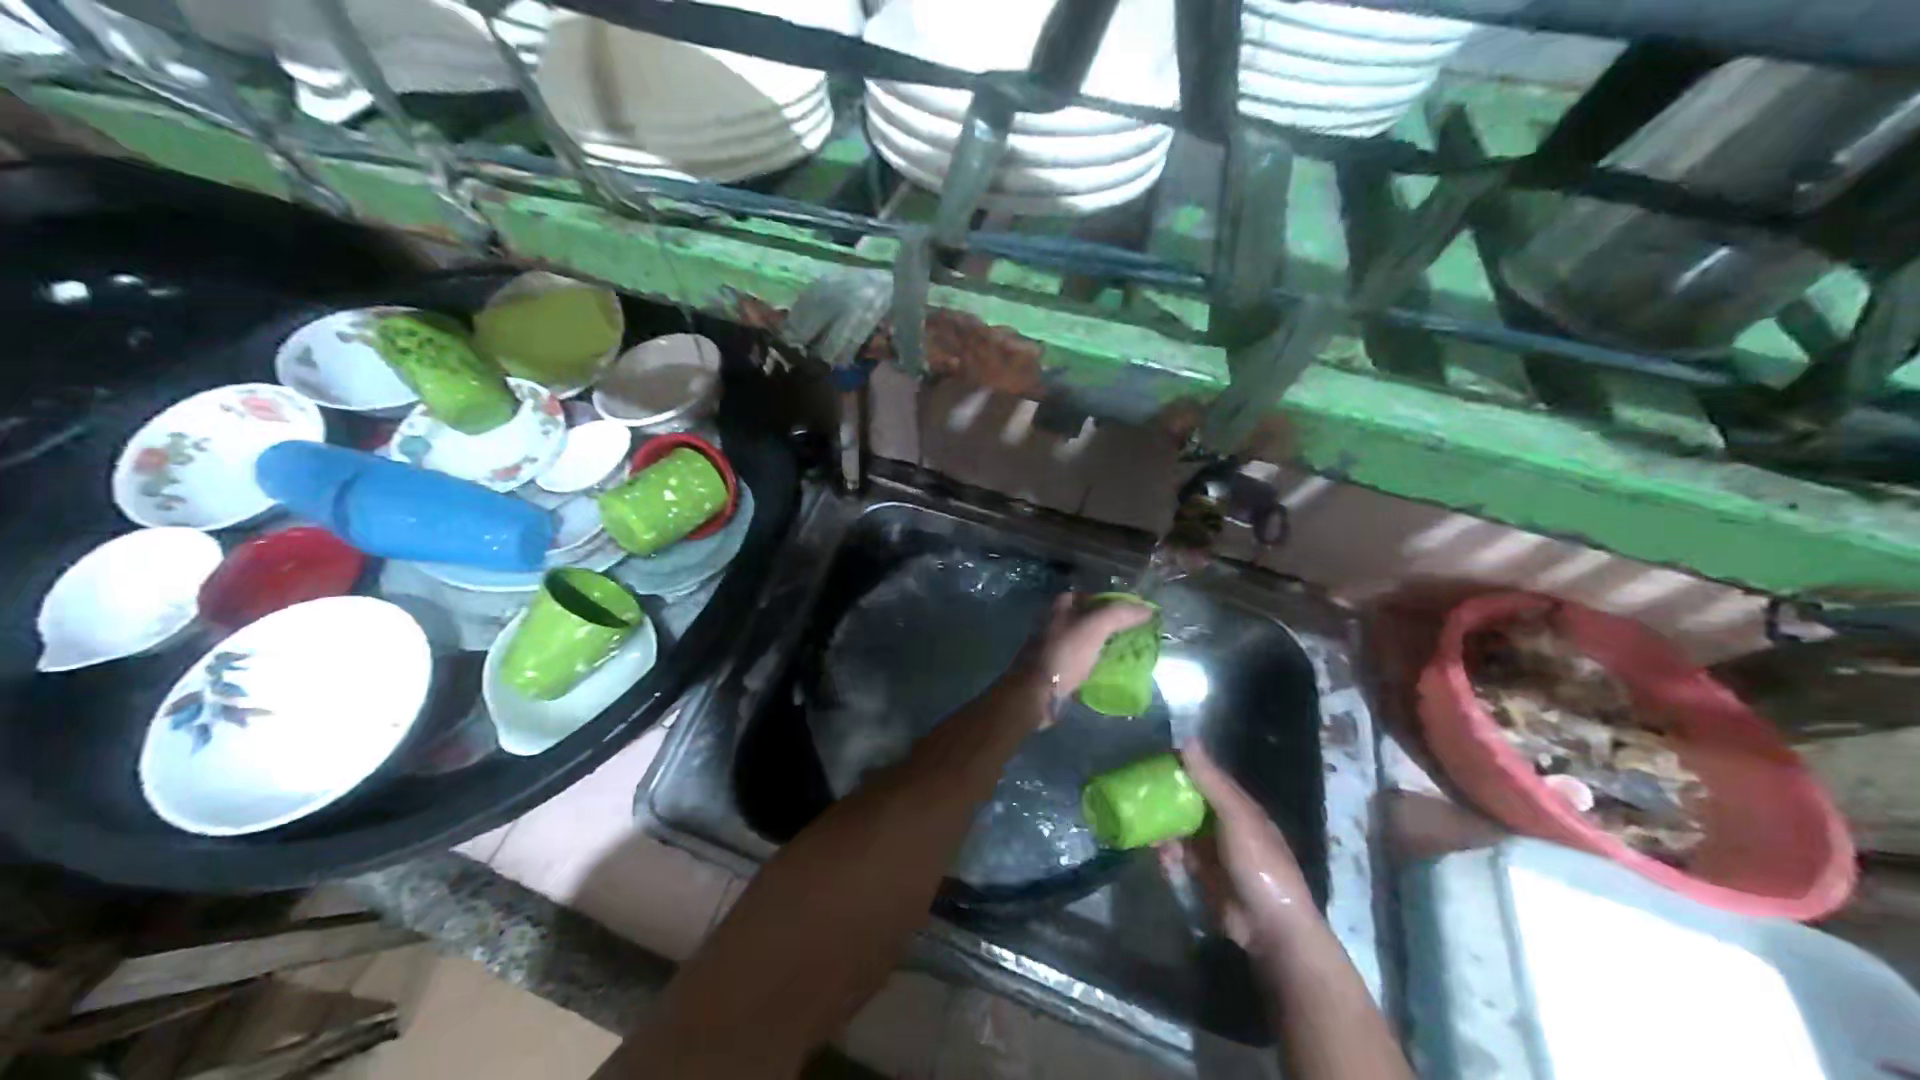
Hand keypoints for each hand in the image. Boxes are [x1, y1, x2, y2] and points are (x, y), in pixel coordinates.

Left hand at [1007, 593, 1152, 700]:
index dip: (1103, 600)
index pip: (1083, 596)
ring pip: (1081, 643)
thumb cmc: (1064, 653)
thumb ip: (1120, 614)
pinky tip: (1108, 672)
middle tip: (1129, 633)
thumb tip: (1147, 608)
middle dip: (1104, 625)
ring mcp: (1052, 650)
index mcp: (1058, 610)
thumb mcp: (1095, 627)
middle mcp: (1052, 626)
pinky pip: (1078, 665)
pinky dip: (1092, 666)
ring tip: (1124, 653)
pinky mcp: (1054, 672)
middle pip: (1082, 620)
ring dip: (1100, 647)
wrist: (1036, 692)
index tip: (1126, 611)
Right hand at [1160, 741, 1317, 954]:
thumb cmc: (1259, 864)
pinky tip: (1158, 856)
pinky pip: (1176, 858)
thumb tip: (1188, 740)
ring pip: (1178, 831)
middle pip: (1187, 804)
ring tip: (1142, 829)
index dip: (1180, 767)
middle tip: (1135, 794)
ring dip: (1161, 829)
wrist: (1271, 929)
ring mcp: (1211, 853)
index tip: (1150, 760)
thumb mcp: (1236, 817)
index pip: (1204, 778)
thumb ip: (1211, 781)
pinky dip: (1165, 855)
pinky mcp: (1201, 877)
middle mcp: (1223, 826)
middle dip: (1163, 800)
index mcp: (1237, 807)